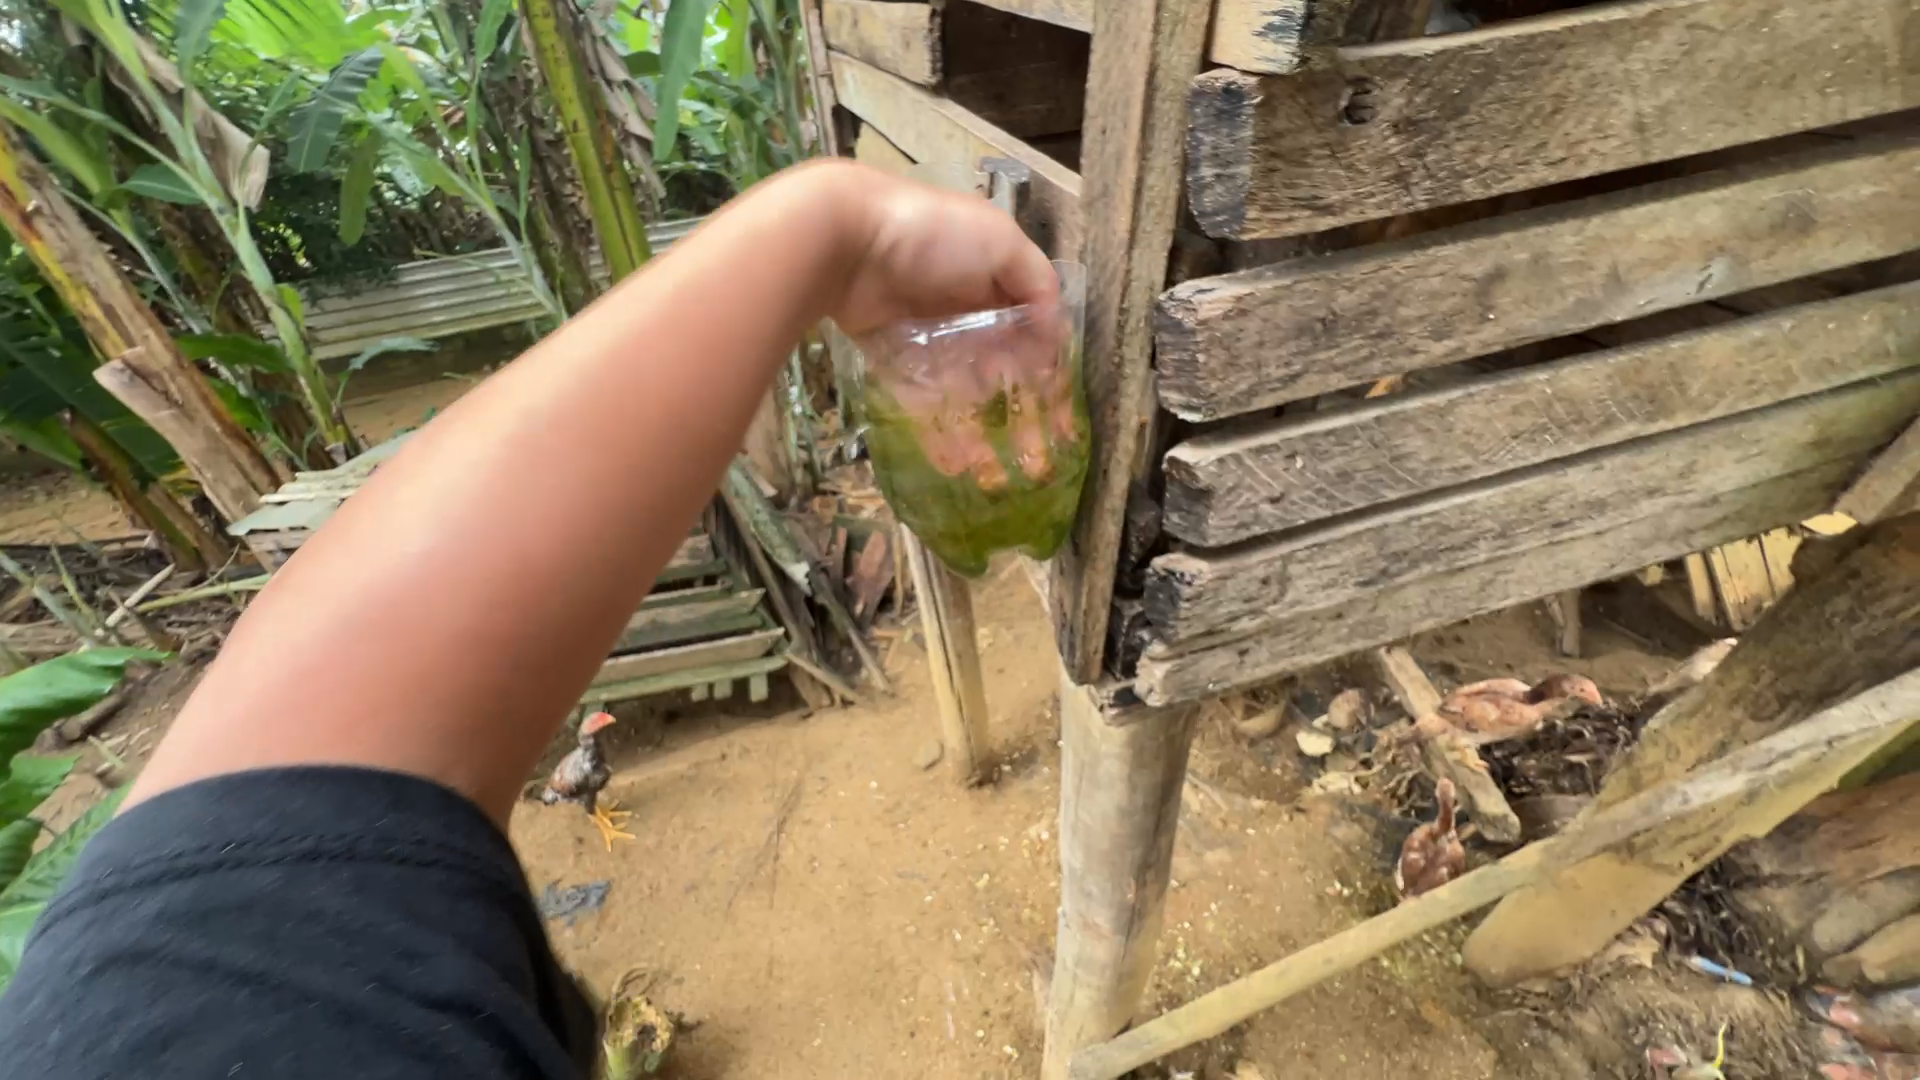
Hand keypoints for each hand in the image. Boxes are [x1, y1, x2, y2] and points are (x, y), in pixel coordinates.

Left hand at [804, 163, 1075, 489]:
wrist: (845, 241)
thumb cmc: (933, 236)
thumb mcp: (1002, 243)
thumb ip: (1038, 282)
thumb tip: (1056, 331)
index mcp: (993, 273)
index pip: (1030, 323)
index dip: (1047, 364)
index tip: (1059, 409)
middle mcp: (963, 302)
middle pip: (998, 360)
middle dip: (1018, 406)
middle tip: (1033, 453)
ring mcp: (926, 330)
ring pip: (962, 384)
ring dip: (979, 427)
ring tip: (994, 472)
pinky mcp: (891, 353)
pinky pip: (920, 395)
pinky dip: (935, 428)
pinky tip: (954, 462)